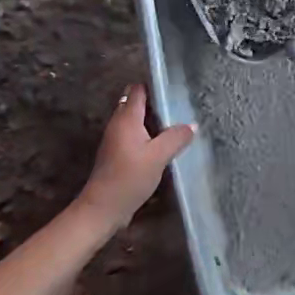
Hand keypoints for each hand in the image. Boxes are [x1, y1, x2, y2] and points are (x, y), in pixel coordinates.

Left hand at [78, 85, 194, 229]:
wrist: (103, 208)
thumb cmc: (128, 178)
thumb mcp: (158, 157)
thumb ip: (175, 138)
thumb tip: (192, 125)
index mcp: (126, 118)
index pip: (138, 89)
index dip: (155, 86)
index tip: (176, 89)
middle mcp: (118, 124)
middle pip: (136, 103)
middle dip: (156, 103)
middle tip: (181, 108)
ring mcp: (116, 139)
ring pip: (136, 120)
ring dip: (153, 120)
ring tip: (177, 125)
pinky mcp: (118, 153)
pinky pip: (135, 135)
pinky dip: (148, 134)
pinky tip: (164, 145)